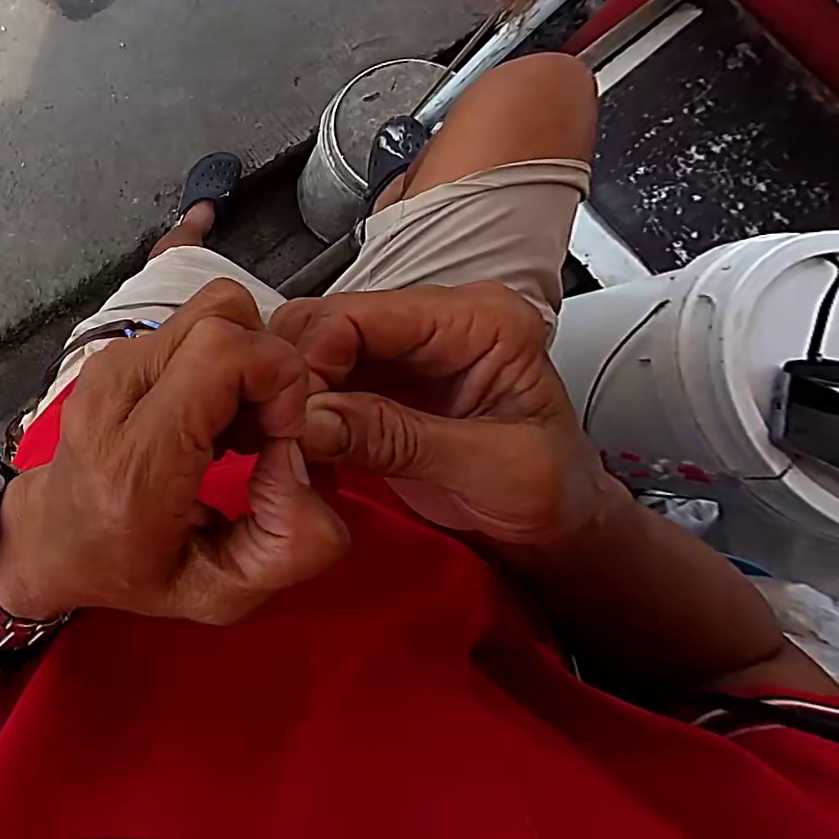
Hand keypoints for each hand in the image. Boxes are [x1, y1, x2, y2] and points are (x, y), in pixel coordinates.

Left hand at [0, 279, 348, 625]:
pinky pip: (190, 327)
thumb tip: (297, 457)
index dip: (277, 376)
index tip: (278, 433)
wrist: (55, 535)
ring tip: (230, 426)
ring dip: (242, 360)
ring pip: (209, 311)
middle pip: (219, 315)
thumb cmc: (129, 566)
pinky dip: (217, 361)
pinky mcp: (113, 354)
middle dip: (266, 362)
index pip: (220, 352)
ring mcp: (108, 365)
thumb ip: (294, 542)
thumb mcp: (222, 593)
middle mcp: (113, 394)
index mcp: (135, 457)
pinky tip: (206, 415)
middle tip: (257, 427)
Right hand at [269, 282, 626, 545]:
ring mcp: (388, 345)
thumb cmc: (552, 495)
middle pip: (316, 321)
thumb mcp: (492, 471)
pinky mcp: (361, 373)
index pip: (354, 314)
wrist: (553, 523)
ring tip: (290, 439)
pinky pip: (303, 375)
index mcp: (475, 319)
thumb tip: (309, 423)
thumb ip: (399, 440)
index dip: (312, 361)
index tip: (295, 418)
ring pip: (299, 344)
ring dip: (285, 392)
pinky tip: (295, 438)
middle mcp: (423, 319)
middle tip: (286, 431)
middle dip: (291, 376)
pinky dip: (289, 406)